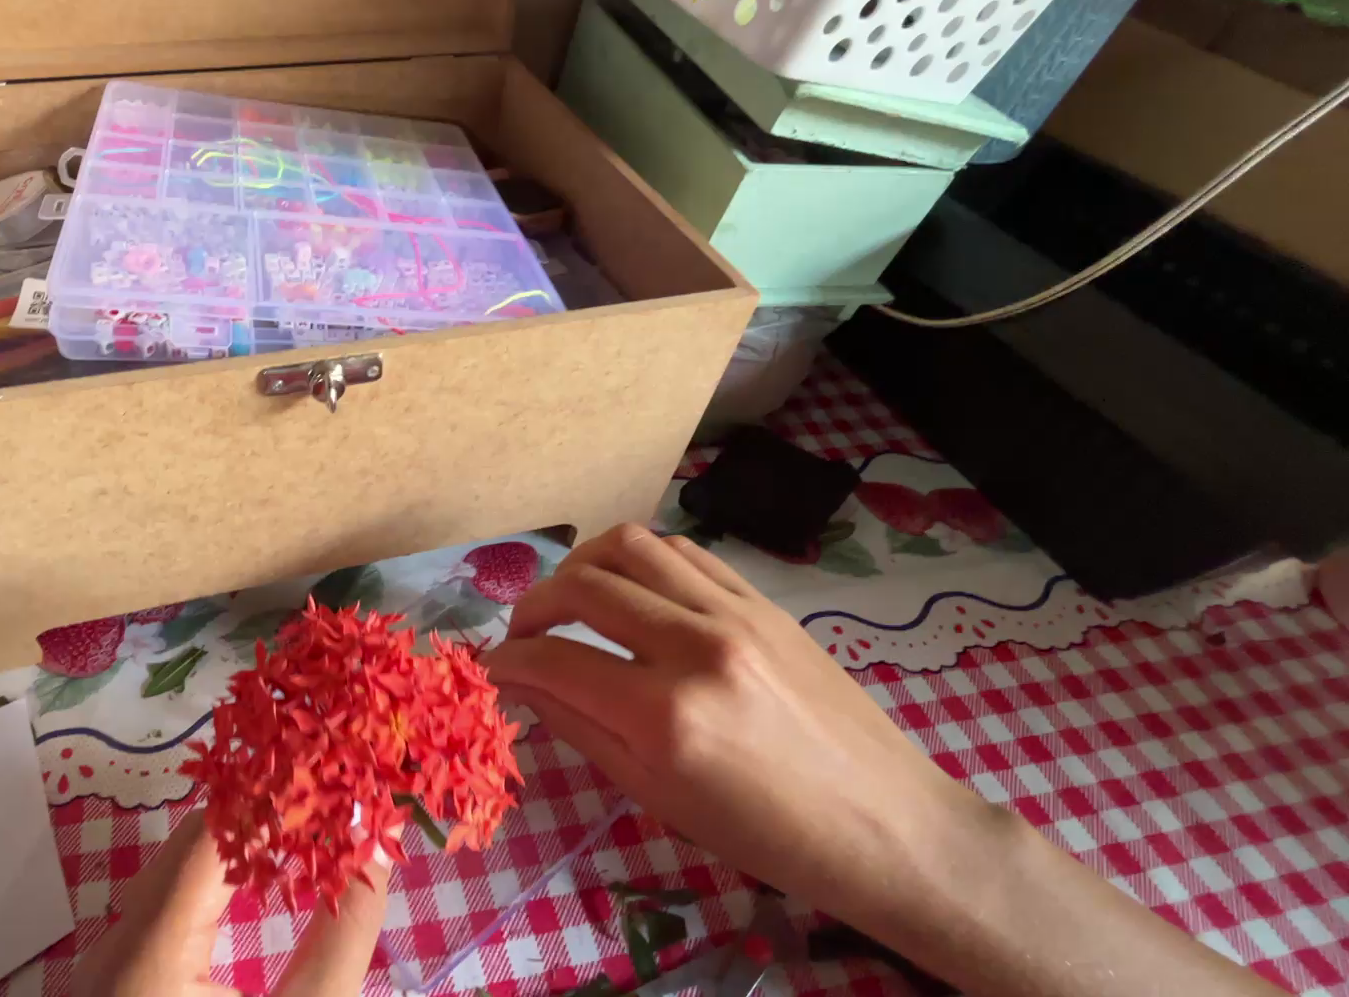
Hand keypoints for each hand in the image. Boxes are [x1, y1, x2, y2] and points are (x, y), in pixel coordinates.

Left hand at [70, 813, 390, 996]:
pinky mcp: (114, 970)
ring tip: (314, 820)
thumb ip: (345, 927)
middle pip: (195, 837)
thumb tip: (379, 836)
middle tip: (337, 793)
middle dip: (270, 807)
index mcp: (147, 954)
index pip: (214, 827)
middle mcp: (110, 941)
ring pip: (180, 859)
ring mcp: (104, 955)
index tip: (338, 773)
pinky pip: (171, 893)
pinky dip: (223, 870)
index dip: (279, 789)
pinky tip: (269, 868)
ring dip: (248, 834)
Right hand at [482, 524, 1285, 996]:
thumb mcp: (656, 795)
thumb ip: (578, 728)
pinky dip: (637, 559)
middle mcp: (695, 646)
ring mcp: (734, 611)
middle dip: (532, 604)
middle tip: (522, 632)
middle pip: (583, 585)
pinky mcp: (761, 599)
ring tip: (568, 595)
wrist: (888, 824)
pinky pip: (682, 551)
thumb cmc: (765, 834)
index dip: (509, 660)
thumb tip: (523, 684)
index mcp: (665, 715)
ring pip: (630, 545)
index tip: (490, 665)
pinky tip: (627, 586)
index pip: (555, 660)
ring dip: (580, 563)